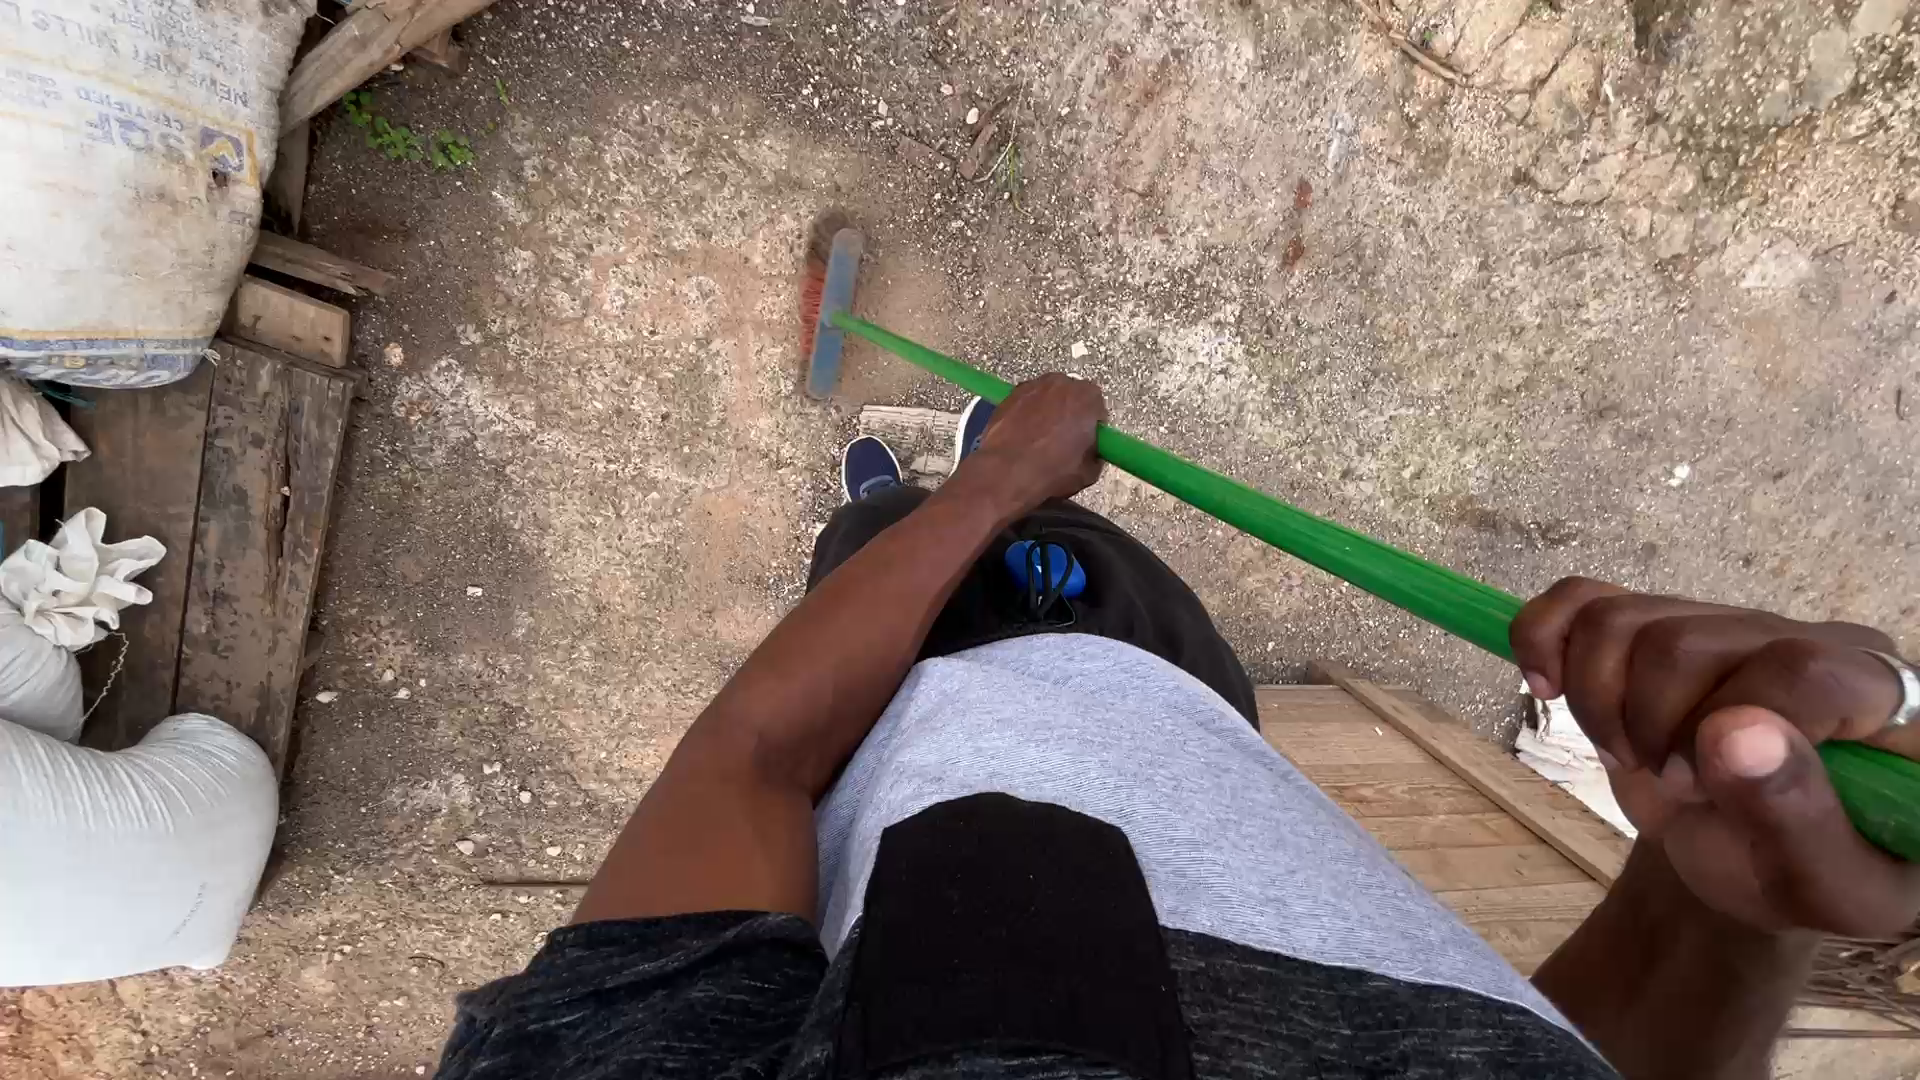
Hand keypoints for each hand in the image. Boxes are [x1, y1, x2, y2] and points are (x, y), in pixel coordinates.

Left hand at [949, 374, 1104, 515]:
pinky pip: (1026, 402)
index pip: (1097, 407)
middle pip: (1071, 396)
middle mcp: (1061, 383)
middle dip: (1070, 413)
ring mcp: (1032, 386)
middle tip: (1063, 440)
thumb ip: (1095, 455)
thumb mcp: (1088, 473)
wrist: (1006, 473)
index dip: (1092, 425)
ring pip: (1047, 397)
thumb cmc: (1051, 471)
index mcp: (1087, 398)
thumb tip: (1090, 454)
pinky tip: (1022, 436)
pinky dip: (1026, 413)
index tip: (1086, 441)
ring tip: (1039, 438)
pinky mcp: (1009, 395)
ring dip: (1047, 411)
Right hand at [1511, 577, 1919, 935]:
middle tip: (1662, 778)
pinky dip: (1539, 638)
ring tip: (1624, 750)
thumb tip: (1735, 733)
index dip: (1729, 724)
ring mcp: (1716, 621)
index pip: (1799, 669)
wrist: (1738, 850)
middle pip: (1679, 642)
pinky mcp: (1645, 622)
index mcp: (1885, 699)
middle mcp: (1803, 638)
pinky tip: (1546, 687)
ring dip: (1592, 698)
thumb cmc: (1794, 871)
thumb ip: (1798, 818)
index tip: (1697, 786)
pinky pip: (1574, 596)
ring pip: (1614, 619)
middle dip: (1642, 721)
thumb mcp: (1823, 884)